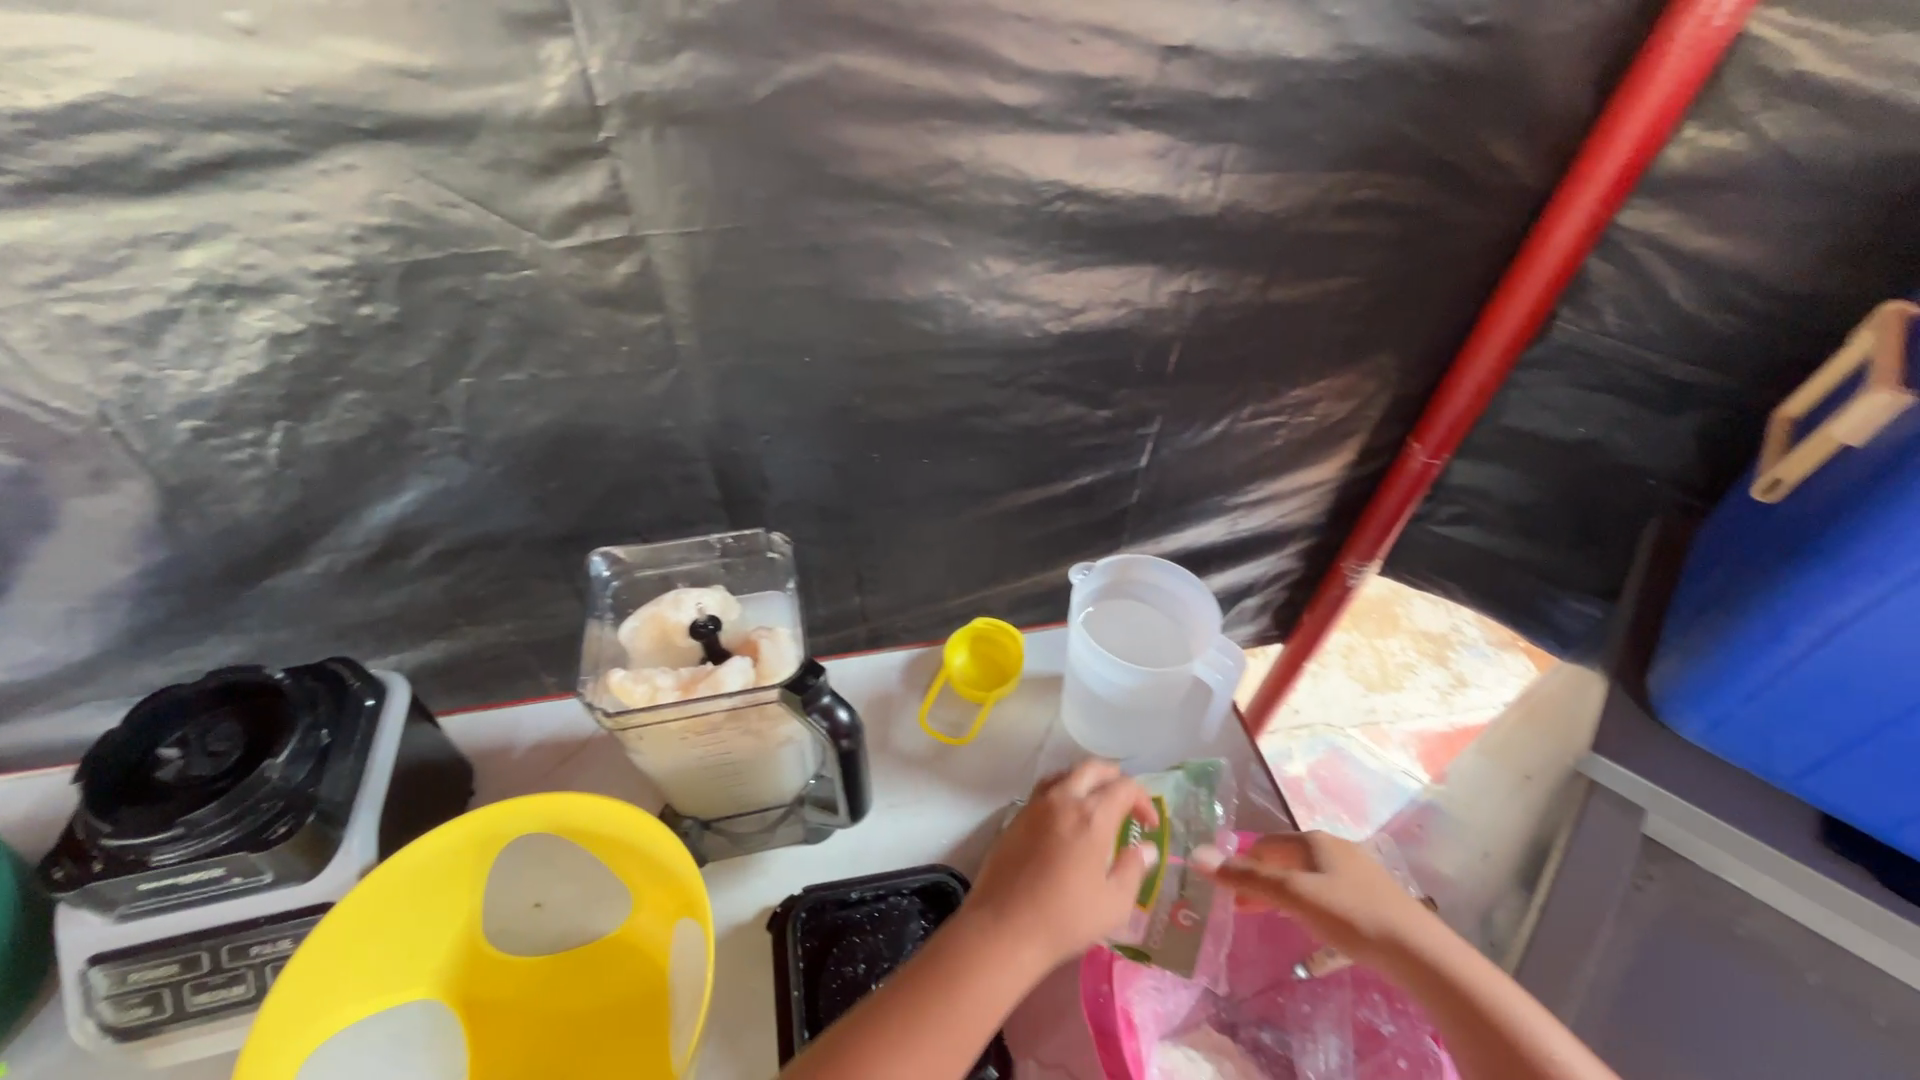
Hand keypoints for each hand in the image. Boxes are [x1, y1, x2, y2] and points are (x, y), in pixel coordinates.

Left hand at [962, 760, 1159, 970]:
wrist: (1003, 928)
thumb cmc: (1065, 919)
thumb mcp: (1114, 903)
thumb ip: (1133, 869)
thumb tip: (1146, 848)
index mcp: (1091, 816)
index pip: (1124, 788)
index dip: (1143, 801)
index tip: (1149, 826)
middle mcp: (1062, 801)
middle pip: (1092, 769)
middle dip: (1115, 779)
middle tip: (1127, 803)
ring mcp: (1034, 806)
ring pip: (1064, 775)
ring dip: (1086, 781)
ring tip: (1096, 805)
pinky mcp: (1015, 819)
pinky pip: (1043, 791)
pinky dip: (1062, 793)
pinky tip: (1065, 820)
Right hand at [1193, 831, 1436, 966]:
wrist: (1418, 952)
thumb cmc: (1350, 915)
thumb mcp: (1293, 895)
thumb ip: (1246, 878)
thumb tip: (1196, 855)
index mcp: (1314, 840)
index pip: (1265, 843)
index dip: (1242, 864)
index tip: (1228, 891)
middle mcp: (1335, 847)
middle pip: (1285, 858)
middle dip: (1260, 879)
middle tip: (1241, 907)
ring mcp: (1356, 870)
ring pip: (1305, 875)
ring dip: (1281, 892)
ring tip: (1269, 917)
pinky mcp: (1372, 895)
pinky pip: (1325, 890)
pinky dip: (1306, 901)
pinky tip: (1309, 922)